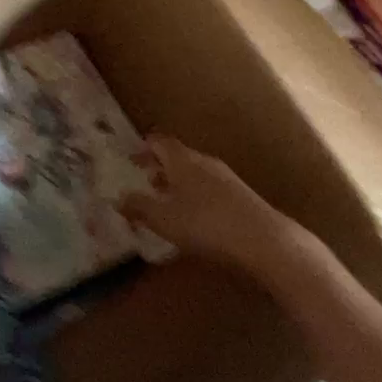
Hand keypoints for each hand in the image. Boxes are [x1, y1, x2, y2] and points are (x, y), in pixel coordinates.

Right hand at [119, 135, 309, 277]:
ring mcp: (226, 178)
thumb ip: (139, 207)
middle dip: (160, 166)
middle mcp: (204, 161)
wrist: (264, 240)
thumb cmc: (206, 223)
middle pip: (178, 156)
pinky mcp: (242, 196)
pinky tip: (195, 216)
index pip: (159, 142)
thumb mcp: (164, 218)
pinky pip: (210, 187)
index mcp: (182, 159)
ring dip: (179, 182)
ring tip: (167, 200)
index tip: (131, 156)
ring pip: (195, 172)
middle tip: (145, 179)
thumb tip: (118, 198)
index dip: (144, 147)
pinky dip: (196, 194)